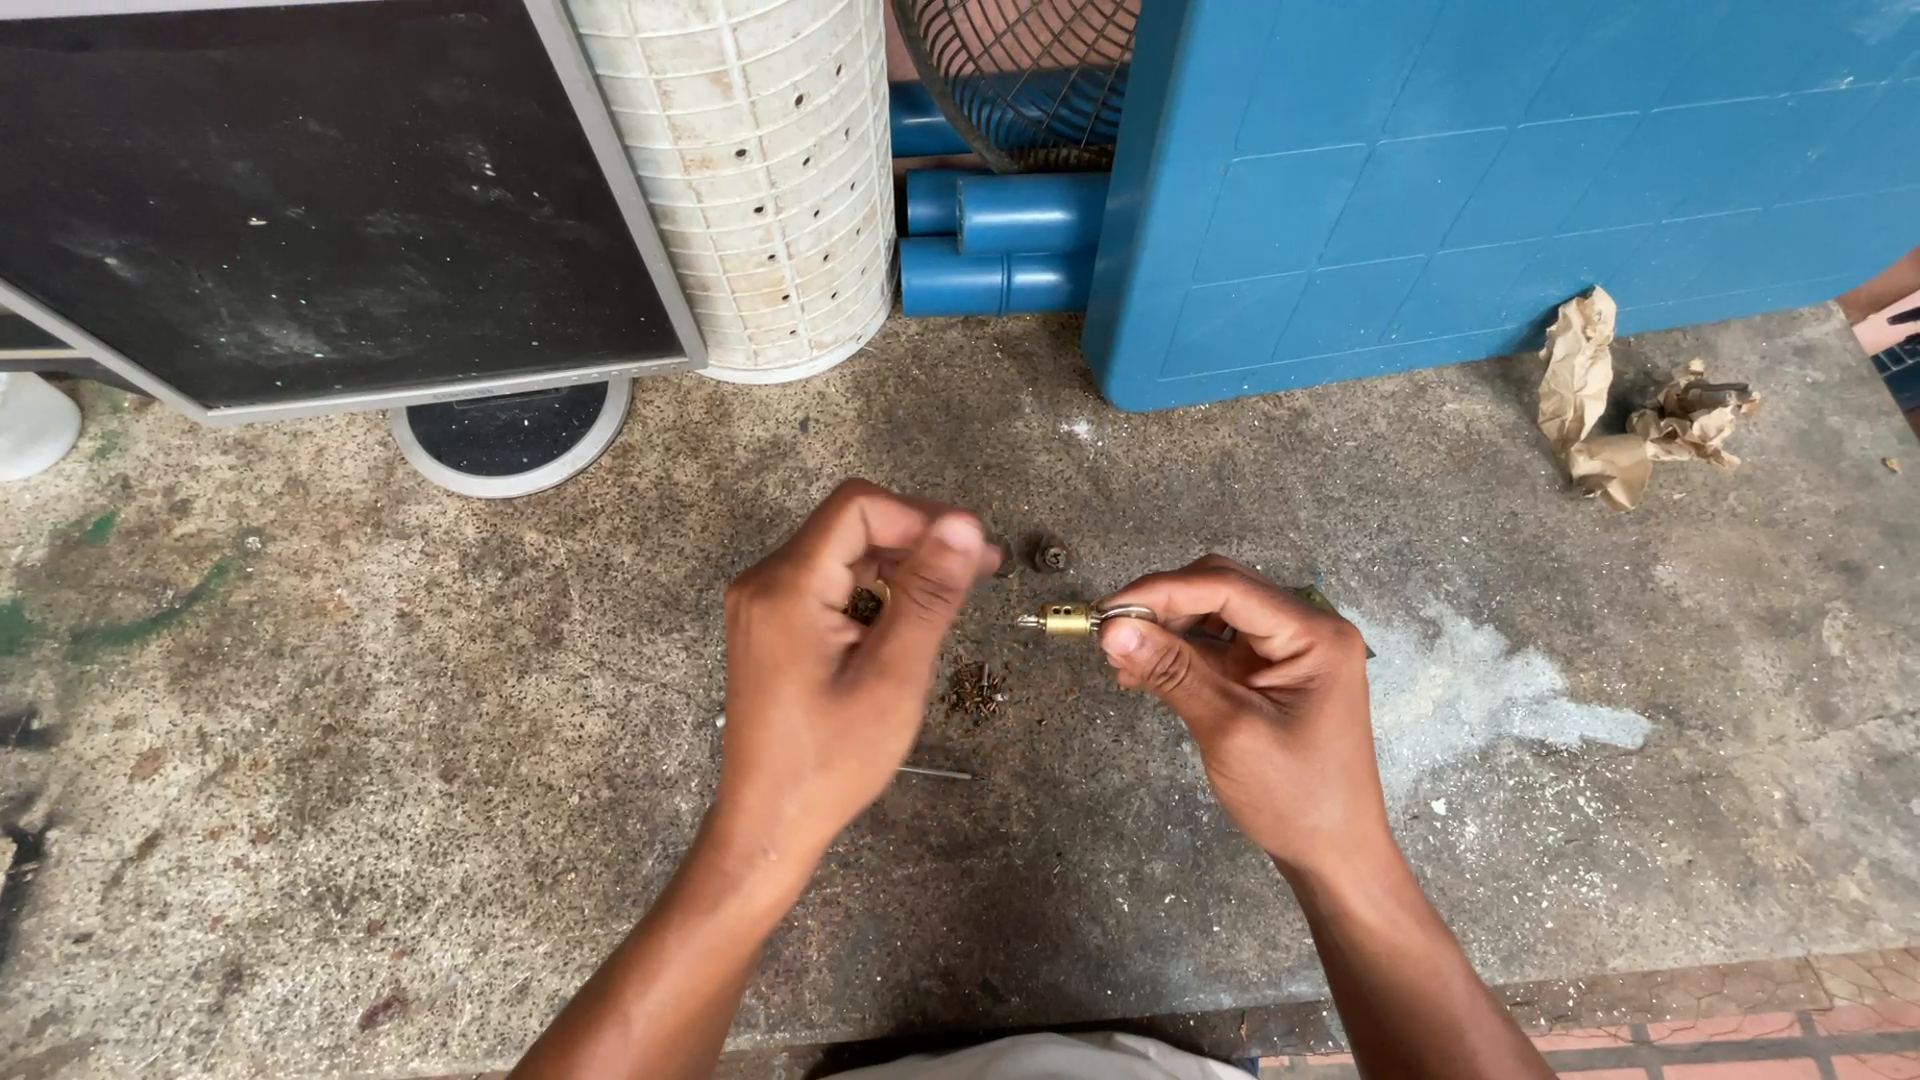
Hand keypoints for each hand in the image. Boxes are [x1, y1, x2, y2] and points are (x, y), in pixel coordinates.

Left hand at [716, 480, 998, 872]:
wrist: (769, 822)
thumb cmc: (832, 762)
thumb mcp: (893, 678)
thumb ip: (927, 595)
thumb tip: (964, 526)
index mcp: (787, 587)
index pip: (859, 507)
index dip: (921, 517)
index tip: (971, 552)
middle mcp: (765, 580)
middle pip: (851, 524)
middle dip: (918, 537)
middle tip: (980, 569)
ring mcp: (764, 601)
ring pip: (844, 550)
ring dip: (901, 562)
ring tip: (955, 591)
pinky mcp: (773, 621)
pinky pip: (830, 579)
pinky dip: (875, 586)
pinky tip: (909, 612)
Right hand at [1097, 556, 1387, 879]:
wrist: (1332, 855)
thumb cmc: (1294, 797)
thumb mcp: (1228, 729)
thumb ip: (1171, 671)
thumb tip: (1112, 629)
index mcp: (1313, 634)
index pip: (1226, 586)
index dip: (1161, 590)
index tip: (1107, 611)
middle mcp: (1302, 629)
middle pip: (1218, 589)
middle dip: (1162, 605)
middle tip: (1112, 634)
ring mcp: (1283, 650)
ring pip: (1210, 612)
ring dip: (1164, 628)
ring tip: (1123, 659)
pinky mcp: (1263, 672)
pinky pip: (1212, 644)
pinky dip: (1175, 652)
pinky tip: (1142, 672)